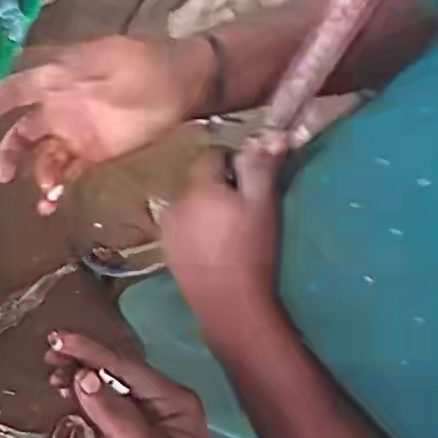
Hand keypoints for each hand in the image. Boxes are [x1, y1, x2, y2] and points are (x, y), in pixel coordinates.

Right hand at [0, 36, 211, 213]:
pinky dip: (55, 189)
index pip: (15, 92)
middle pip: (22, 134)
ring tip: (45, 190)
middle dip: (9, 154)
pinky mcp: (91, 155)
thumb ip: (69, 72)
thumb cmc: (142, 63)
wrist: (181, 84)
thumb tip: (37, 82)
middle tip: (2, 175)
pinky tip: (50, 204)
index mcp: (55, 81)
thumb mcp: (103, 58)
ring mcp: (73, 135)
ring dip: (37, 175)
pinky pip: (65, 174)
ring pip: (42, 159)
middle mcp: (57, 110)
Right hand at [44, 332, 227, 437]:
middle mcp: (157, 403)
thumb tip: (84, 377)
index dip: (92, 351)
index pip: (127, 367)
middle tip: (50, 351)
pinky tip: (61, 391)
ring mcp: (138, 418)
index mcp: (174, 402)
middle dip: (82, 359)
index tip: (60, 338)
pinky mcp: (121, 435)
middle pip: (114, 370)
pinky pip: (96, 406)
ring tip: (51, 371)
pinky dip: (77, 396)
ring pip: (103, 385)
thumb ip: (116, 417)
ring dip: (77, 375)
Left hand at [161, 132, 288, 317]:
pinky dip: (194, 226)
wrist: (227, 301)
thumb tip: (271, 136)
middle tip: (241, 205)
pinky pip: (180, 225)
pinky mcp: (166, 249)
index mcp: (197, 188)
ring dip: (204, 206)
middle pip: (197, 180)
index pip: (210, 156)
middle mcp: (174, 203)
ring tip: (227, 228)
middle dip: (217, 185)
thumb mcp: (262, 205)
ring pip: (187, 203)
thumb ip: (261, 168)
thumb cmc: (250, 250)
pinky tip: (212, 244)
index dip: (232, 161)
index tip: (249, 178)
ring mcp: (166, 227)